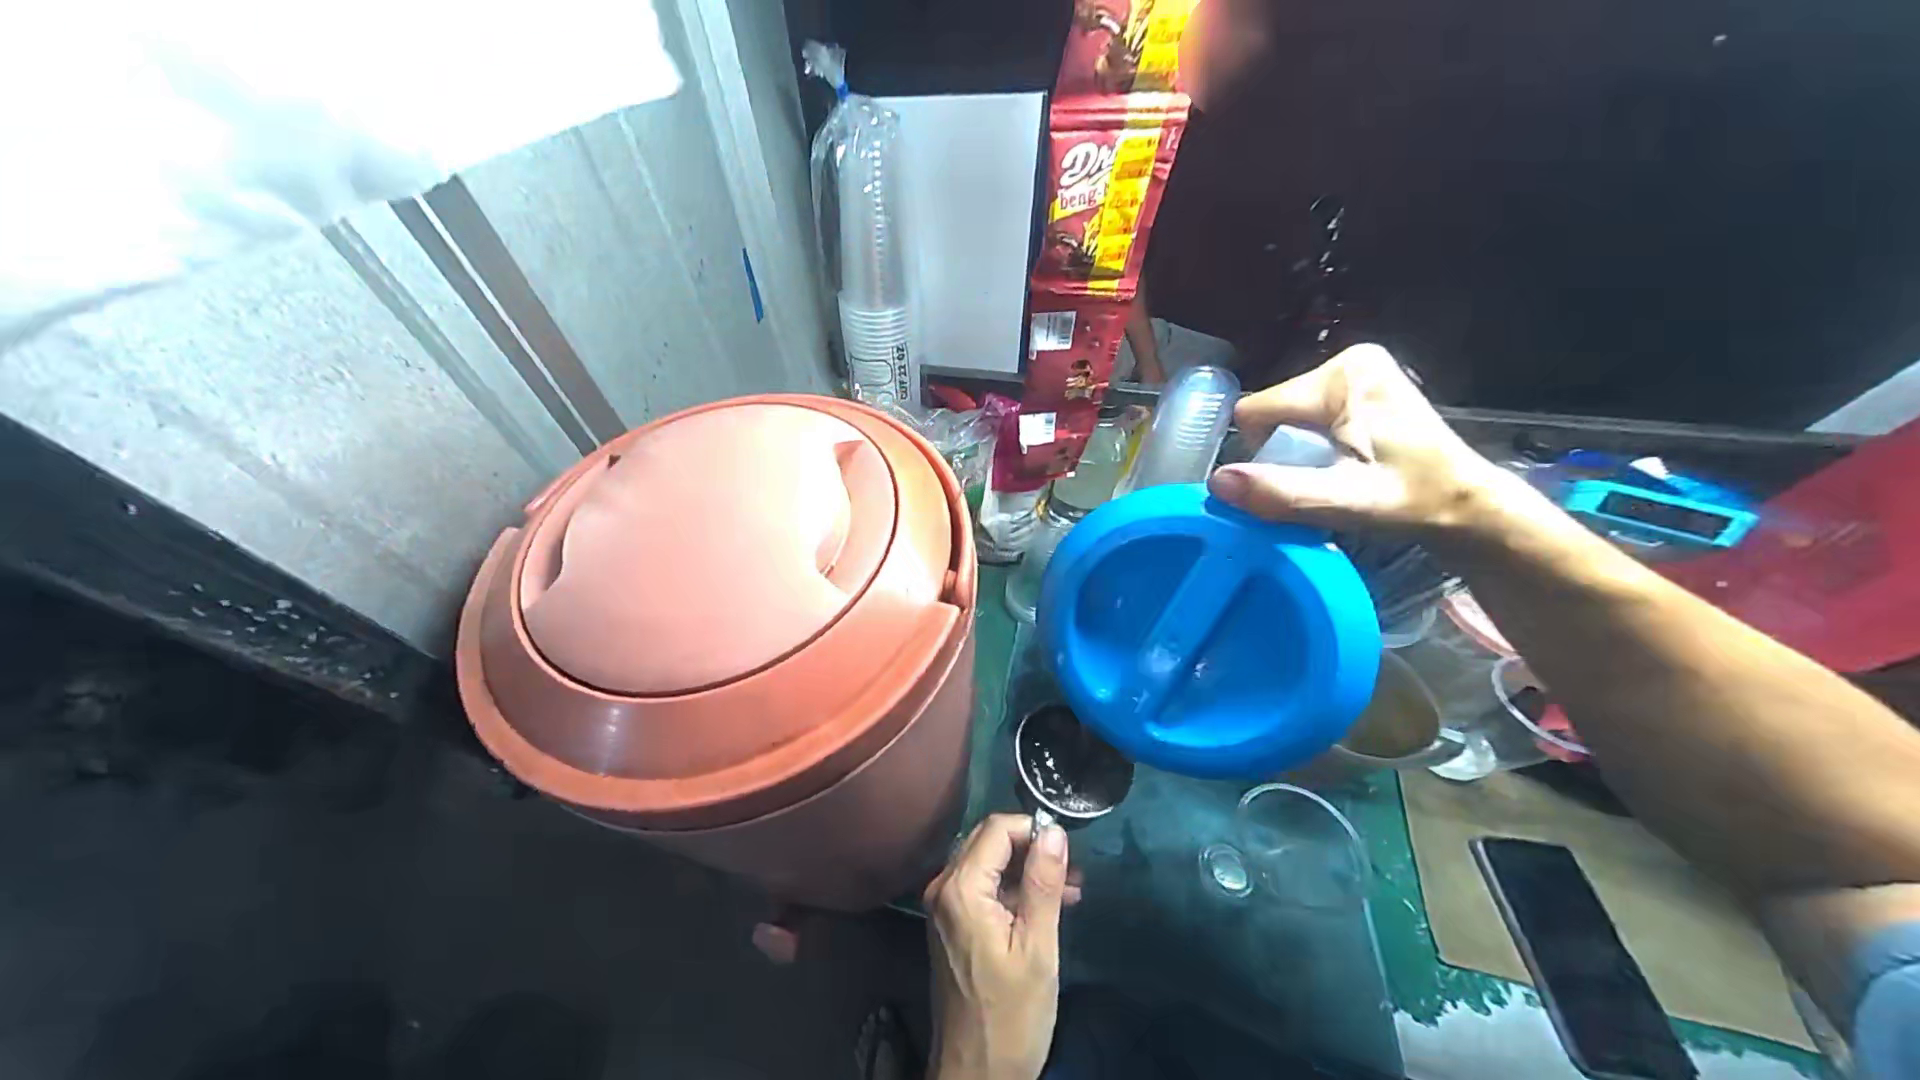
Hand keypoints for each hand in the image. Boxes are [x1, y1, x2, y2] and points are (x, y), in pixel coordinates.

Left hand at [923, 814, 1069, 1079]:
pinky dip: (1013, 890)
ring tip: (1069, 890)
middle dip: (1032, 849)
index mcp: (960, 888)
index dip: (1034, 830)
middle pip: (989, 841)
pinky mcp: (950, 922)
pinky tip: (1045, 907)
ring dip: (1026, 870)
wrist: (975, 1076)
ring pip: (988, 863)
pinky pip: (982, 887)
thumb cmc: (1011, 1016)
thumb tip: (1054, 830)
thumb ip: (1043, 883)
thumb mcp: (1037, 948)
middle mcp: (943, 887)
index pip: (997, 829)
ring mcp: (944, 906)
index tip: (1067, 850)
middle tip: (1072, 871)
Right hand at [1208, 344, 1505, 533]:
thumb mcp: (1345, 502)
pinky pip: (1303, 417)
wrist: (1467, 508)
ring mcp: (1355, 371)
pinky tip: (1342, 464)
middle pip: (1269, 414)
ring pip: (1283, 419)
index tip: (1300, 480)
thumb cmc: (1414, 502)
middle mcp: (1347, 360)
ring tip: (1337, 475)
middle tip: (1324, 480)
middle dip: (1283, 454)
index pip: (1255, 412)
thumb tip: (1218, 482)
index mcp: (1343, 376)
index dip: (1262, 454)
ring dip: (1297, 453)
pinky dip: (1311, 446)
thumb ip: (1282, 491)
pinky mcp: (1359, 386)